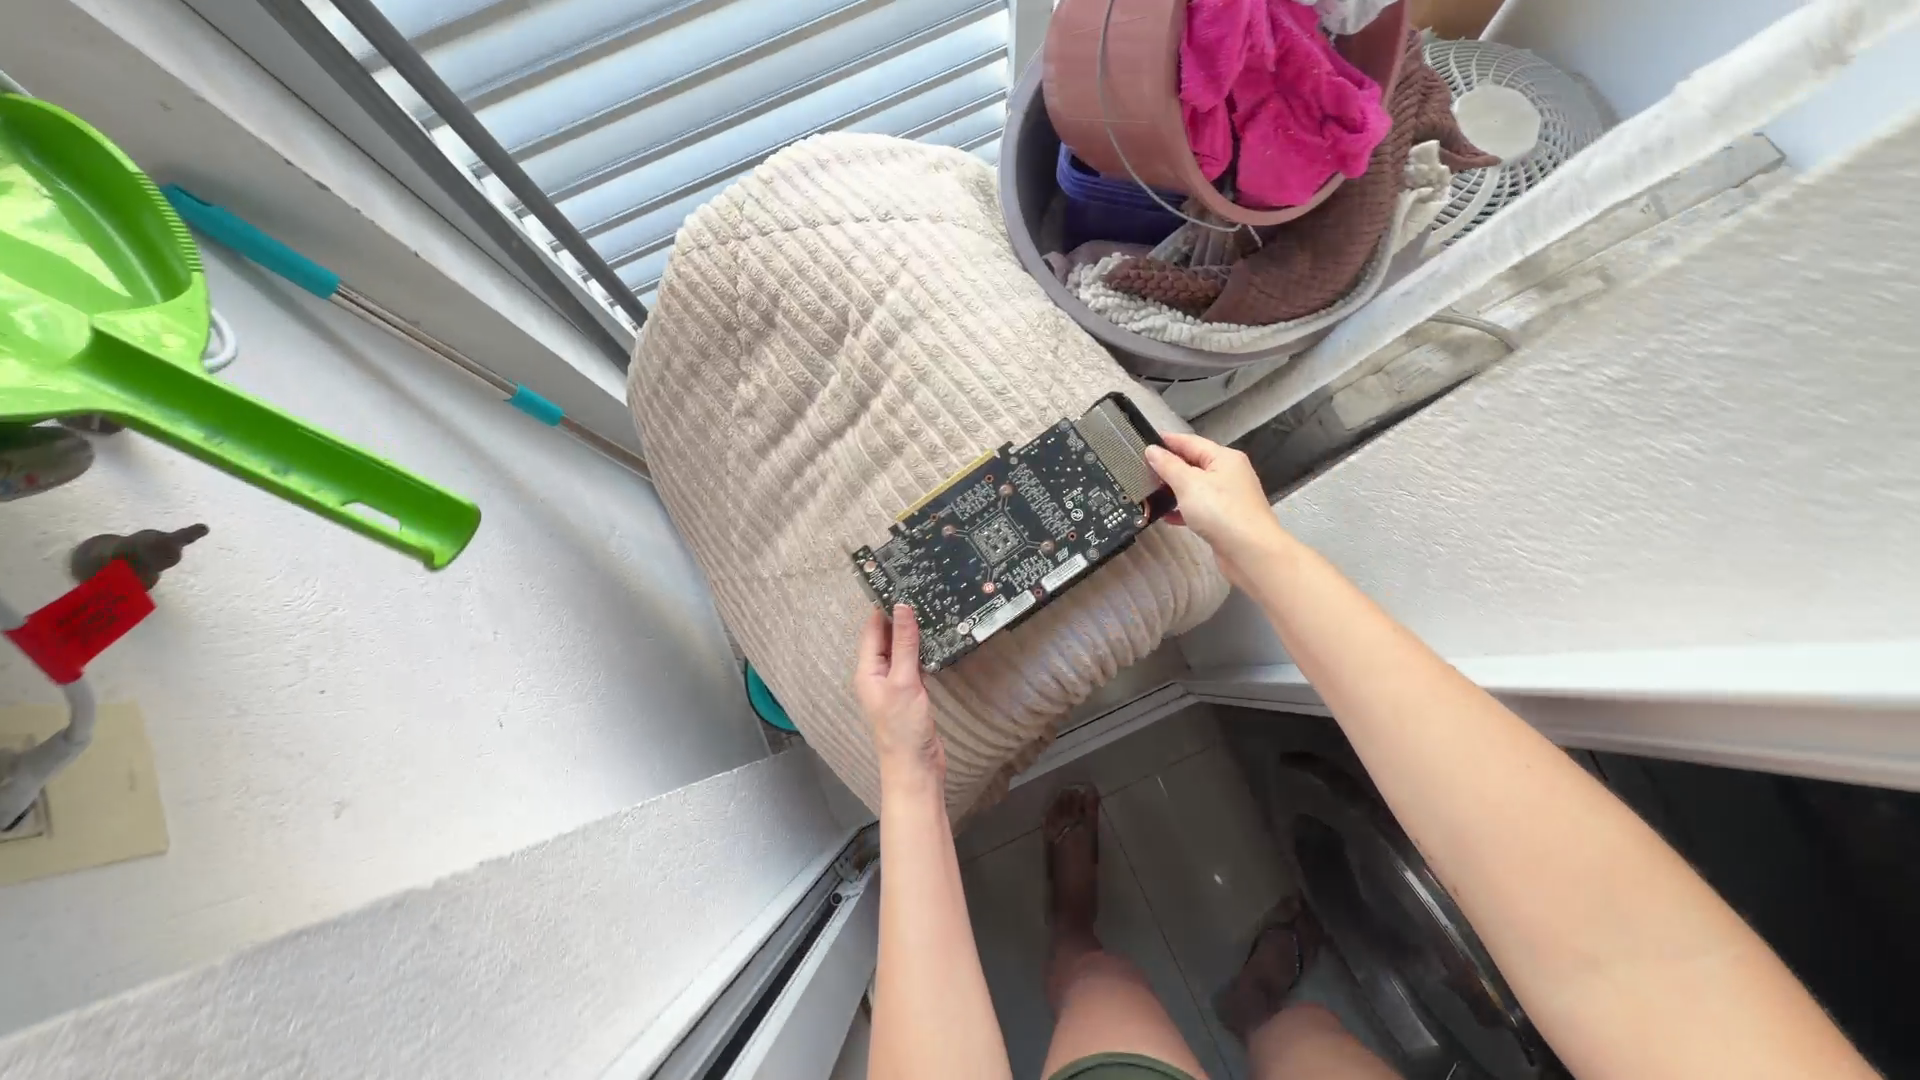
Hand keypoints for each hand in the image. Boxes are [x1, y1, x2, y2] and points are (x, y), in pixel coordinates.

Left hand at [853, 604, 945, 787]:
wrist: (916, 768)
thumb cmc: (903, 728)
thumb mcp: (904, 681)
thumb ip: (904, 644)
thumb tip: (901, 608)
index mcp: (867, 670)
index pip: (873, 629)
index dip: (884, 607)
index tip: (899, 583)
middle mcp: (877, 674)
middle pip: (886, 637)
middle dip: (900, 616)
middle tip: (920, 590)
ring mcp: (895, 684)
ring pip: (901, 649)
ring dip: (912, 633)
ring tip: (929, 608)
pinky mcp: (911, 693)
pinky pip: (914, 663)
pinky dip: (922, 650)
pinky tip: (935, 640)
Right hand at [1145, 432, 1291, 589]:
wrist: (1250, 552)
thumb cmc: (1221, 511)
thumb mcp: (1188, 483)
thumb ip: (1168, 465)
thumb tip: (1152, 450)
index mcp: (1224, 458)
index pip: (1190, 442)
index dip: (1167, 441)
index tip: (1144, 440)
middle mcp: (1229, 474)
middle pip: (1193, 464)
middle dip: (1168, 467)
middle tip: (1141, 469)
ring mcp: (1229, 497)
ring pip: (1195, 487)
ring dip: (1174, 490)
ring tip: (1150, 492)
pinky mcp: (1225, 518)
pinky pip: (1199, 508)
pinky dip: (1183, 510)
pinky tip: (1167, 516)